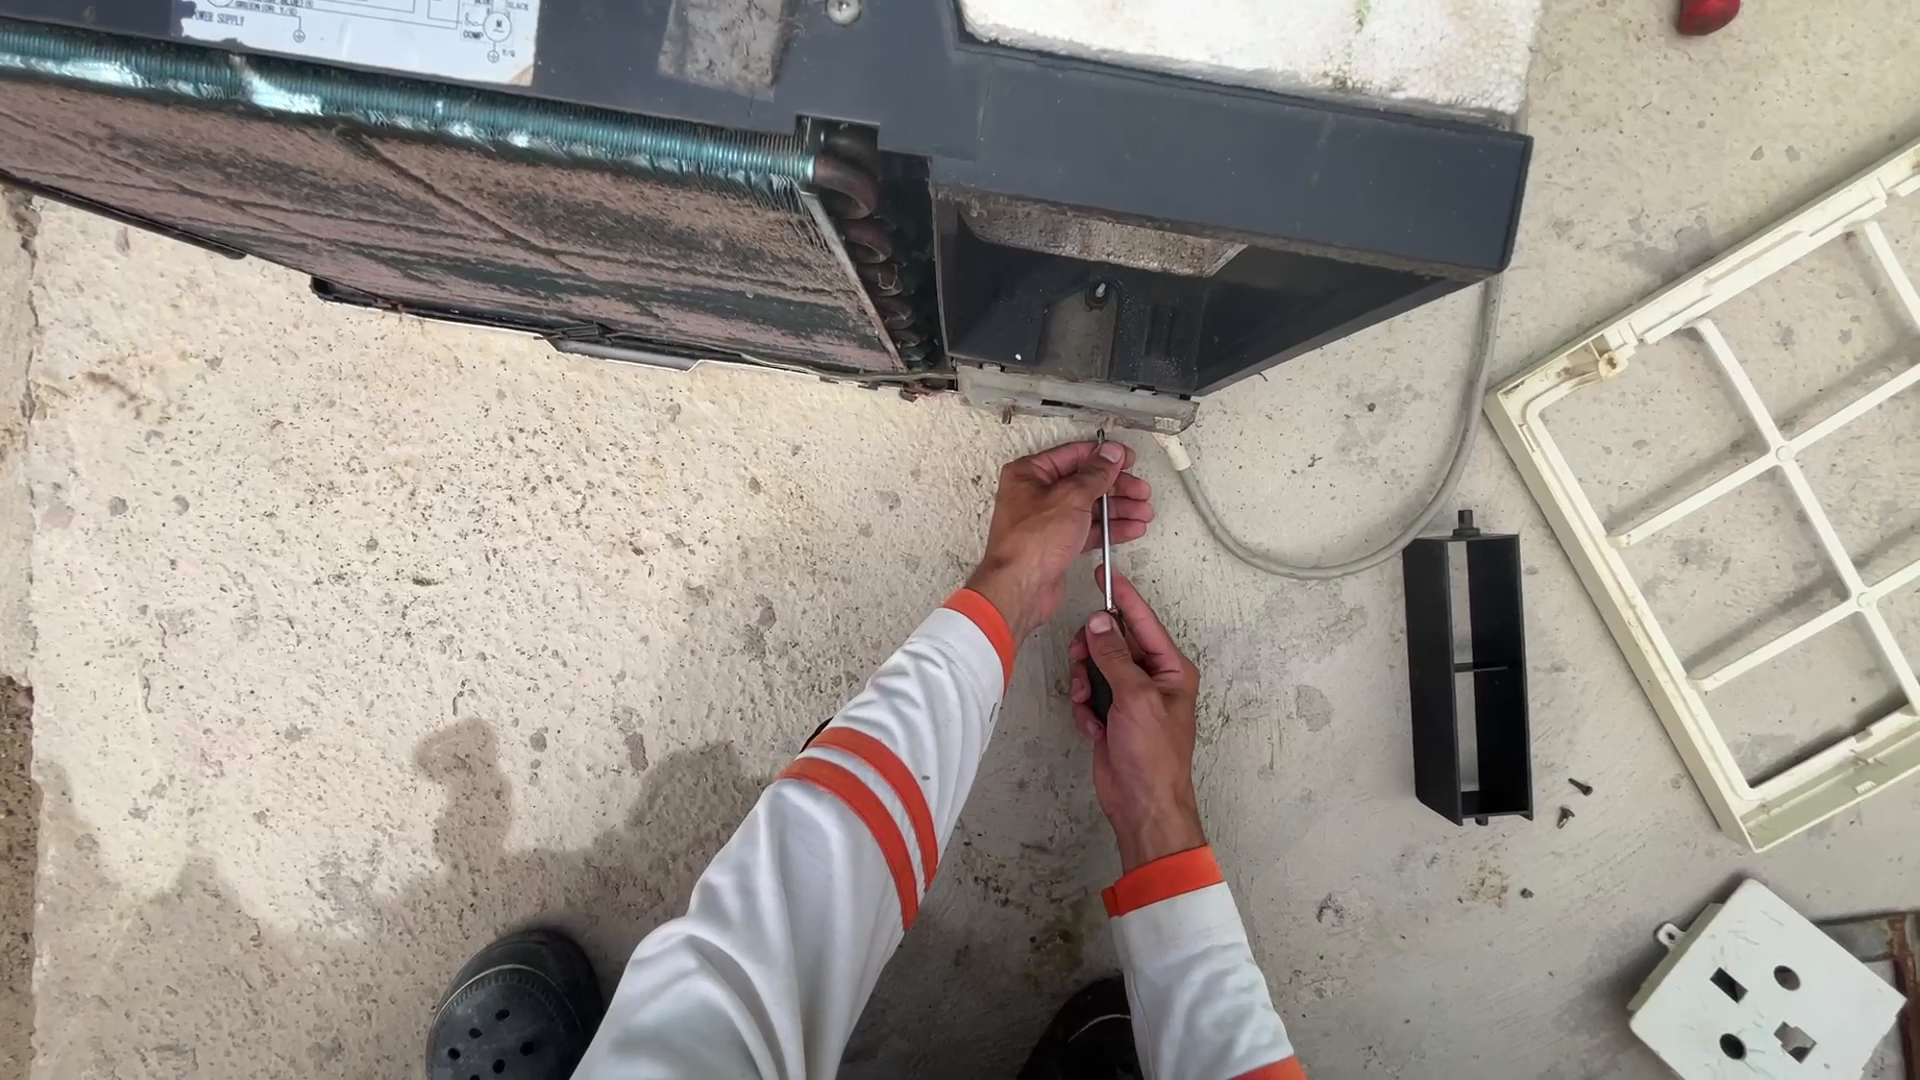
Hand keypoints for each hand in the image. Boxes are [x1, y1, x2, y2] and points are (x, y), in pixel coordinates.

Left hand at [965, 440, 1153, 640]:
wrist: (1020, 587)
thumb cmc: (1029, 544)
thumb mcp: (1070, 498)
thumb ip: (1095, 474)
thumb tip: (1109, 456)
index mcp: (1029, 474)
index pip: (1073, 455)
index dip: (1103, 456)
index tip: (1126, 459)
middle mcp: (1034, 494)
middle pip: (1084, 481)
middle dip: (1116, 486)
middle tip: (1139, 490)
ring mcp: (1046, 519)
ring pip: (1088, 506)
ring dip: (1118, 508)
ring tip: (1142, 511)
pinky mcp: (1056, 542)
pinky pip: (1087, 528)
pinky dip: (1109, 528)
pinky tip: (1129, 527)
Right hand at [1069, 568, 1204, 871]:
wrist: (1142, 804)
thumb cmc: (1153, 754)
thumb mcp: (1135, 698)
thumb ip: (1113, 656)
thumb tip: (1098, 622)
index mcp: (1170, 668)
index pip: (1142, 621)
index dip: (1122, 597)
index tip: (1103, 574)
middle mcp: (1151, 677)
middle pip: (1112, 641)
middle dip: (1091, 651)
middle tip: (1079, 661)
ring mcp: (1129, 695)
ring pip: (1094, 666)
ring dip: (1084, 682)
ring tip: (1087, 703)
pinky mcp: (1111, 713)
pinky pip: (1087, 692)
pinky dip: (1083, 706)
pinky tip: (1092, 726)